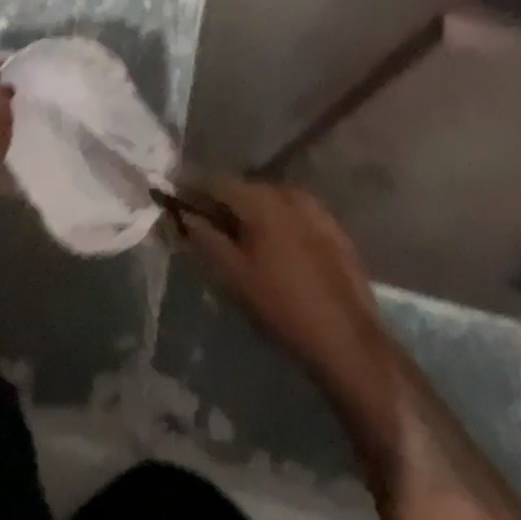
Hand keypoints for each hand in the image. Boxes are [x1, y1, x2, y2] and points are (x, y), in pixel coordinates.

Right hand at [174, 177, 388, 380]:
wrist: (346, 338)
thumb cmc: (280, 305)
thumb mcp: (232, 274)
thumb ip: (204, 238)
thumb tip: (182, 215)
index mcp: (262, 201)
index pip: (215, 181)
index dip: (191, 188)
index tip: (173, 199)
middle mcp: (290, 195)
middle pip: (245, 189)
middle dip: (221, 202)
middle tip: (203, 224)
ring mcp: (317, 211)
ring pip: (271, 202)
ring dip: (250, 213)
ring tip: (237, 239)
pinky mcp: (334, 230)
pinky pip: (294, 216)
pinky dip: (275, 223)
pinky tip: (272, 249)